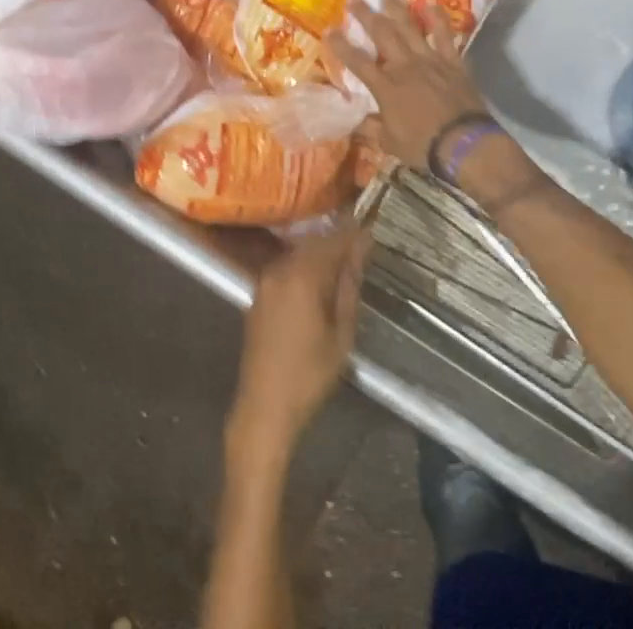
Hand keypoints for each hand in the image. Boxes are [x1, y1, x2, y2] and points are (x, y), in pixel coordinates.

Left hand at [227, 228, 371, 463]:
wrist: (265, 407)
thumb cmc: (310, 375)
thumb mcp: (342, 332)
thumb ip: (349, 286)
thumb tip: (360, 251)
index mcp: (302, 277)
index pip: (333, 240)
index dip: (355, 231)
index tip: (374, 226)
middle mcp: (279, 271)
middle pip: (313, 243)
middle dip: (339, 239)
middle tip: (365, 242)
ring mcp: (264, 283)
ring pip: (299, 254)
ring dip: (322, 253)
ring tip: (348, 259)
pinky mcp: (258, 296)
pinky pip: (287, 270)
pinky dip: (306, 267)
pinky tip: (323, 279)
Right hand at [328, 0, 489, 165]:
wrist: (463, 143)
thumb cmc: (423, 145)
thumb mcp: (389, 142)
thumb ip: (371, 128)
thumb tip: (355, 121)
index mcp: (385, 87)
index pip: (357, 62)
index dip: (341, 45)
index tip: (329, 30)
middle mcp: (404, 66)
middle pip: (382, 34)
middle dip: (366, 15)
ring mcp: (430, 60)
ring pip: (410, 27)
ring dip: (396, 8)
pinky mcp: (452, 61)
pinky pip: (444, 34)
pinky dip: (437, 18)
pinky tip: (430, 2)